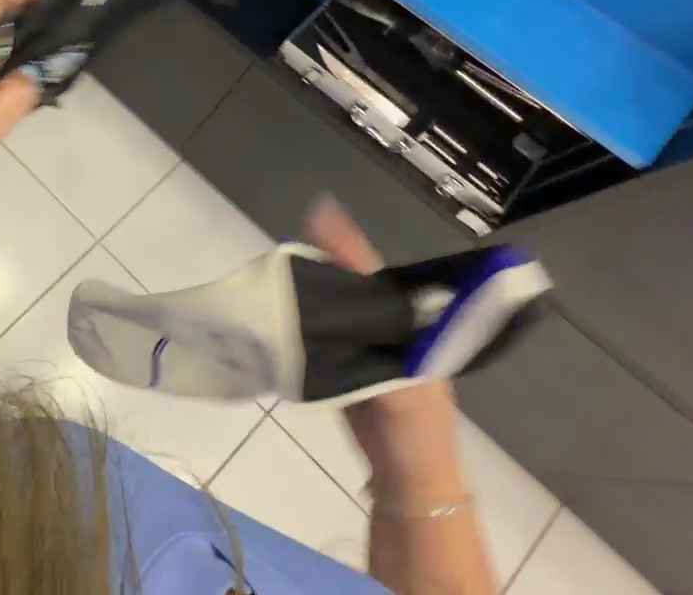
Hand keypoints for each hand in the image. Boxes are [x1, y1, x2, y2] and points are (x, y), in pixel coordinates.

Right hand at [303, 196, 460, 483]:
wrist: (406, 480)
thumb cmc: (414, 435)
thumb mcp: (401, 399)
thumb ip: (375, 363)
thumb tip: (335, 323)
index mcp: (414, 328)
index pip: (377, 277)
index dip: (349, 245)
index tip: (320, 211)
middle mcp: (393, 330)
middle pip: (355, 284)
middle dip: (327, 259)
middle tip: (293, 236)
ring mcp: (369, 346)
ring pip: (338, 305)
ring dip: (313, 287)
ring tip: (278, 267)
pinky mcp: (347, 364)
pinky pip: (325, 330)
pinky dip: (305, 316)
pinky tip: (282, 307)